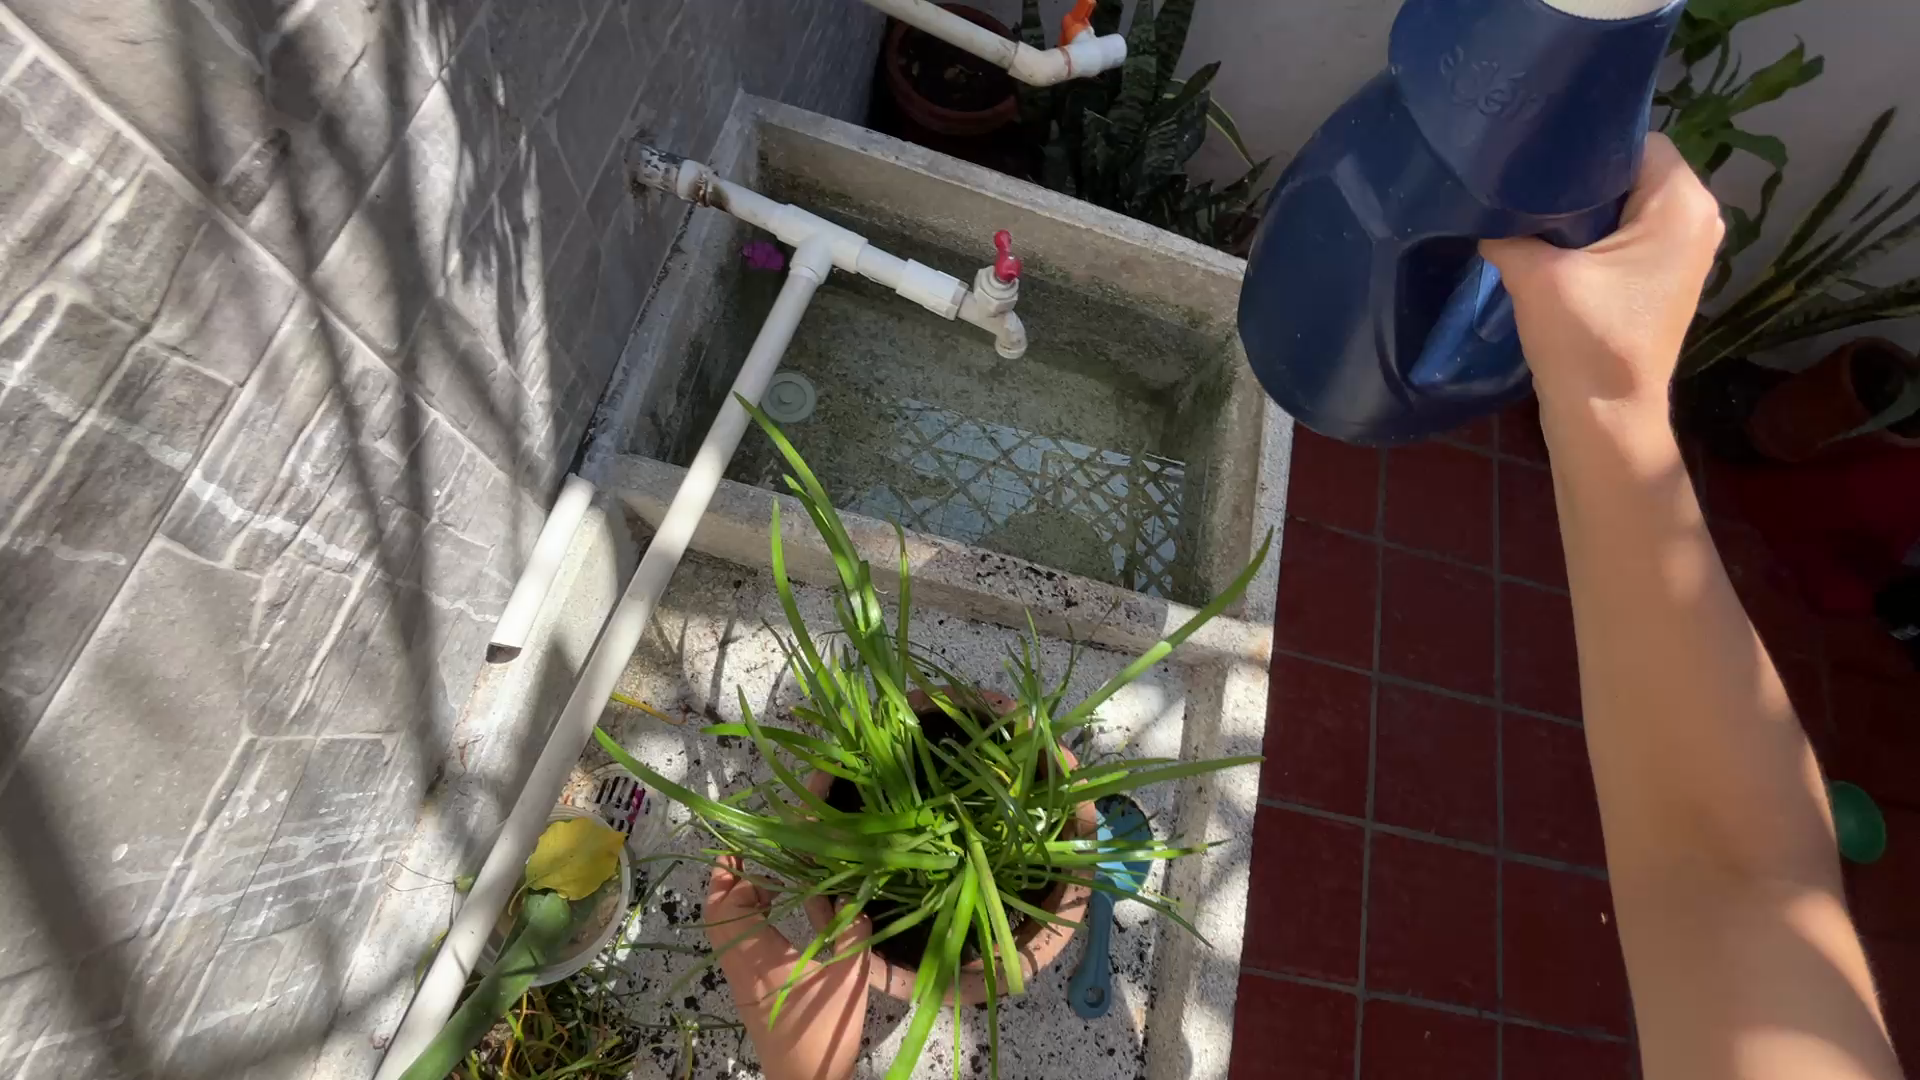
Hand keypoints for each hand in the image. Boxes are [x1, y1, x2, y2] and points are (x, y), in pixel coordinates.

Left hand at [705, 857, 871, 1079]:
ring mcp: (741, 978)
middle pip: (717, 915)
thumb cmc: (825, 1031)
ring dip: (736, 898)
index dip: (732, 876)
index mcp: (760, 957)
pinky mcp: (749, 989)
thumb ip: (852, 930)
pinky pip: (736, 942)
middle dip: (726, 880)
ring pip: (724, 929)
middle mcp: (742, 964)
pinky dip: (745, 917)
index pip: (729, 907)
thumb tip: (852, 892)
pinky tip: (774, 908)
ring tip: (764, 874)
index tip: (747, 848)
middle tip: (746, 851)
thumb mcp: (849, 978)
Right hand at [1481, 134, 1723, 425]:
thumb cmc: (1583, 339)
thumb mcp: (1536, 279)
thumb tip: (1482, 219)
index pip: (1639, 145)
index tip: (1535, 171)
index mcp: (1681, 205)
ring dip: (1581, 219)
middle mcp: (1697, 219)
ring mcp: (1684, 253)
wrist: (1603, 411)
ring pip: (1626, 211)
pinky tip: (1553, 261)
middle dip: (1579, 187)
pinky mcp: (1663, 280)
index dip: (1585, 153)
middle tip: (1524, 201)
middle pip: (1633, 178)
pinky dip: (1591, 244)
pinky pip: (1626, 241)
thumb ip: (1508, 238)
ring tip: (1532, 230)